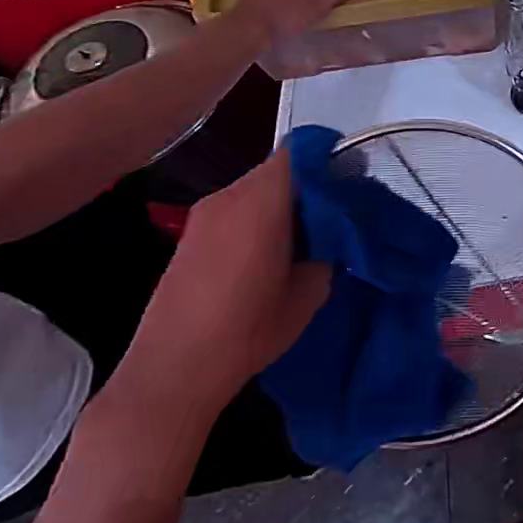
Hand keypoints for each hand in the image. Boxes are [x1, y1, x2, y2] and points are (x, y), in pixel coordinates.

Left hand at [115, 153, 329, 416]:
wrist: (174, 369)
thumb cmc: (249, 328)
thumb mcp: (310, 291)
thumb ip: (328, 251)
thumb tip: (332, 237)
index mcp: (261, 201)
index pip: (299, 152)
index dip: (327, 161)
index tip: (349, 185)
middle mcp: (228, 196)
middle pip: (278, 170)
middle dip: (308, 187)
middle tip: (333, 219)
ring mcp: (204, 214)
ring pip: (256, 190)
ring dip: (282, 205)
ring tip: (303, 241)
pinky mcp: (190, 235)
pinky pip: (235, 210)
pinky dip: (258, 220)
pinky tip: (269, 256)